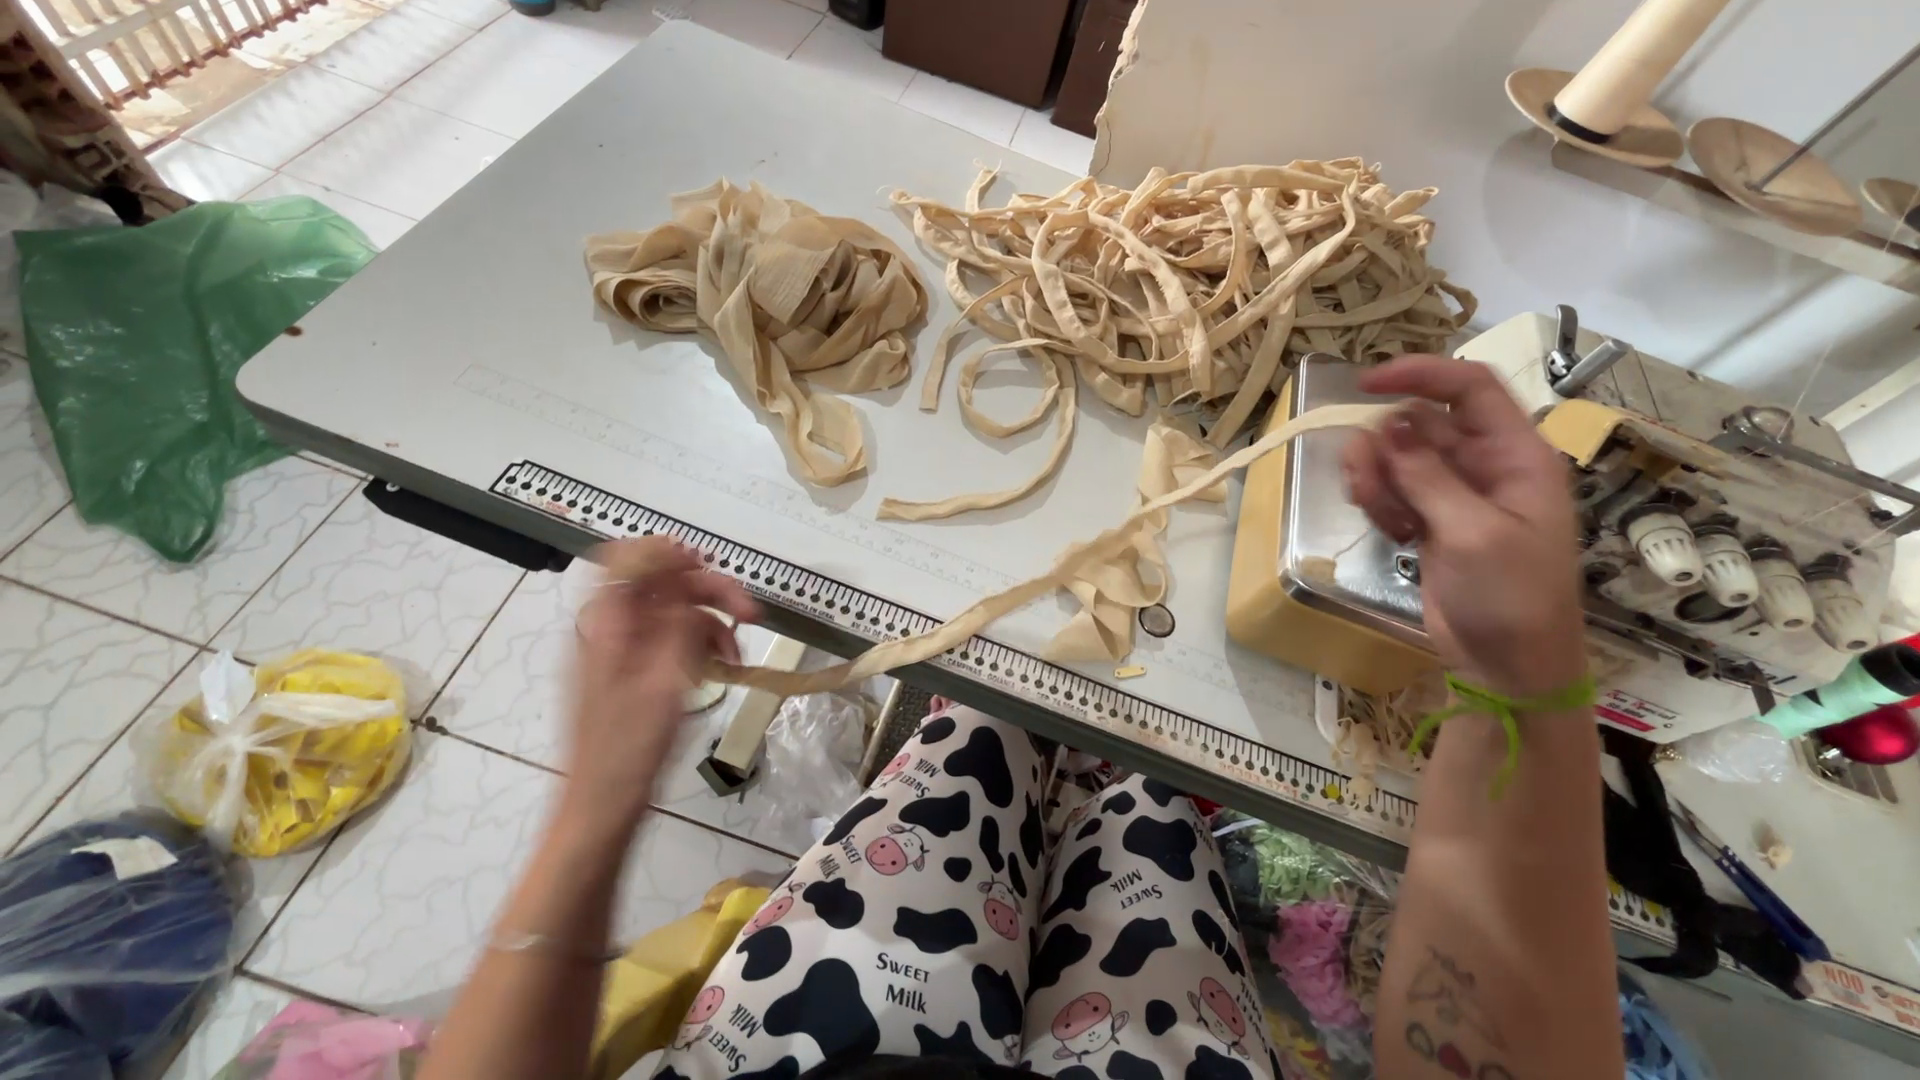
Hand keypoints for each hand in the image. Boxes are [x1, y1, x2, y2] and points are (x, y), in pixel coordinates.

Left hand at [562, 538, 758, 829]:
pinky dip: (699, 646)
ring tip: (737, 653)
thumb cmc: (630, 746)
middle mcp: (608, 628)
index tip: (707, 564)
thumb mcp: (665, 679)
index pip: (626, 559)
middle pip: (660, 584)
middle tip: (751, 614)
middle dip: (709, 593)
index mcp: (605, 623)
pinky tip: (721, 667)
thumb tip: (693, 577)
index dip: (667, 552)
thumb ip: (680, 622)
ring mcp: (618, 650)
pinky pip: (670, 640)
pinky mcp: (631, 672)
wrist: (602, 806)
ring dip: (710, 623)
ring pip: (671, 613)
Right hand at [1341, 356, 1584, 697]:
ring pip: (1398, 457)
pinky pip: (1392, 490)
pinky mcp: (1430, 521)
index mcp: (1517, 456)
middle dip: (1386, 443)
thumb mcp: (1472, 533)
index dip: (1421, 374)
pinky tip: (1389, 530)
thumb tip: (1386, 425)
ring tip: (1379, 512)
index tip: (1365, 384)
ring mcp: (1455, 494)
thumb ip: (1428, 476)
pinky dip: (1379, 502)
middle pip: (1421, 423)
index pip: (1470, 388)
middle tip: (1365, 479)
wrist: (1511, 664)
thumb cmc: (1511, 597)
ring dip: (1376, 476)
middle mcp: (1486, 465)